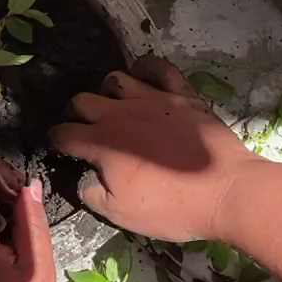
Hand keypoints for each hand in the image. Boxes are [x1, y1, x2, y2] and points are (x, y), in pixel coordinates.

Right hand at [50, 54, 264, 242]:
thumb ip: (92, 194)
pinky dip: (147, 68)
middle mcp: (120, 113)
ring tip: (113, 104)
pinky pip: (158, 67)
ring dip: (107, 91)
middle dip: (75, 113)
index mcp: (101, 143)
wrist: (226, 191)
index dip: (56, 139)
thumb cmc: (171, 207)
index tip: (60, 147)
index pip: (63, 133)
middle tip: (84, 127)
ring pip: (115, 79)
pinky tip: (144, 76)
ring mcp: (151, 98)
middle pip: (82, 100)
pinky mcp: (181, 93)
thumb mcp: (121, 214)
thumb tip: (82, 179)